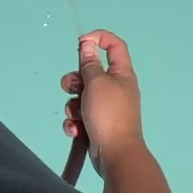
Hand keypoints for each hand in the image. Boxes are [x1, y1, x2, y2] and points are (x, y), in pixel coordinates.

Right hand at [61, 29, 147, 175]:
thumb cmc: (109, 114)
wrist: (116, 155)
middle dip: (75, 79)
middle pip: (90, 72)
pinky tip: (77, 130)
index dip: (99, 38)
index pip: (115, 45)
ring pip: (80, 95)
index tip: (81, 43)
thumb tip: (87, 45)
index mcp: (121, 74)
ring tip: (76, 115)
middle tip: (71, 87)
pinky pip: (80, 115)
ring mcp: (106, 107)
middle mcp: (115, 88)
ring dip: (73, 105)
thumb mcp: (96, 83)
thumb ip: (89, 64)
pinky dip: (75, 122)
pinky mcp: (97, 123)